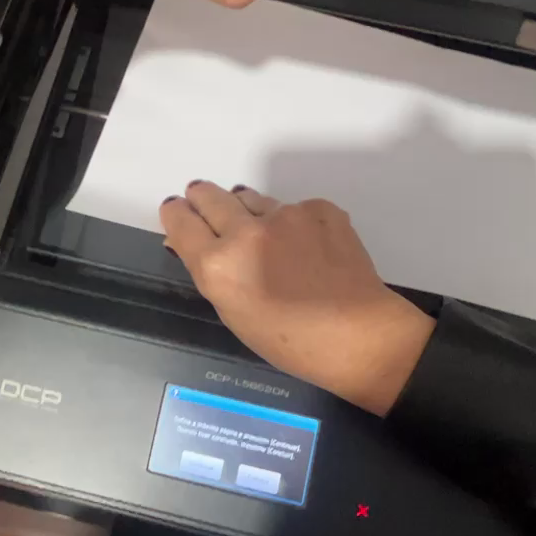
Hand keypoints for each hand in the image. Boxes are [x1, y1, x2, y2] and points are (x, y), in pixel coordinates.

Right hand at [161, 182, 434, 415]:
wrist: (360, 336)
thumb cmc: (288, 340)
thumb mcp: (233, 313)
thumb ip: (209, 271)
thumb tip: (190, 242)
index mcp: (218, 264)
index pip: (180, 219)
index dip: (176, 213)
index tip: (179, 212)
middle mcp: (247, 232)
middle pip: (209, 195)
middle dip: (202, 198)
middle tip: (205, 204)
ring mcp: (286, 215)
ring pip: (251, 199)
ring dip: (247, 211)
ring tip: (262, 237)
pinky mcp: (320, 208)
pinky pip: (293, 208)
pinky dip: (291, 222)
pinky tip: (305, 248)